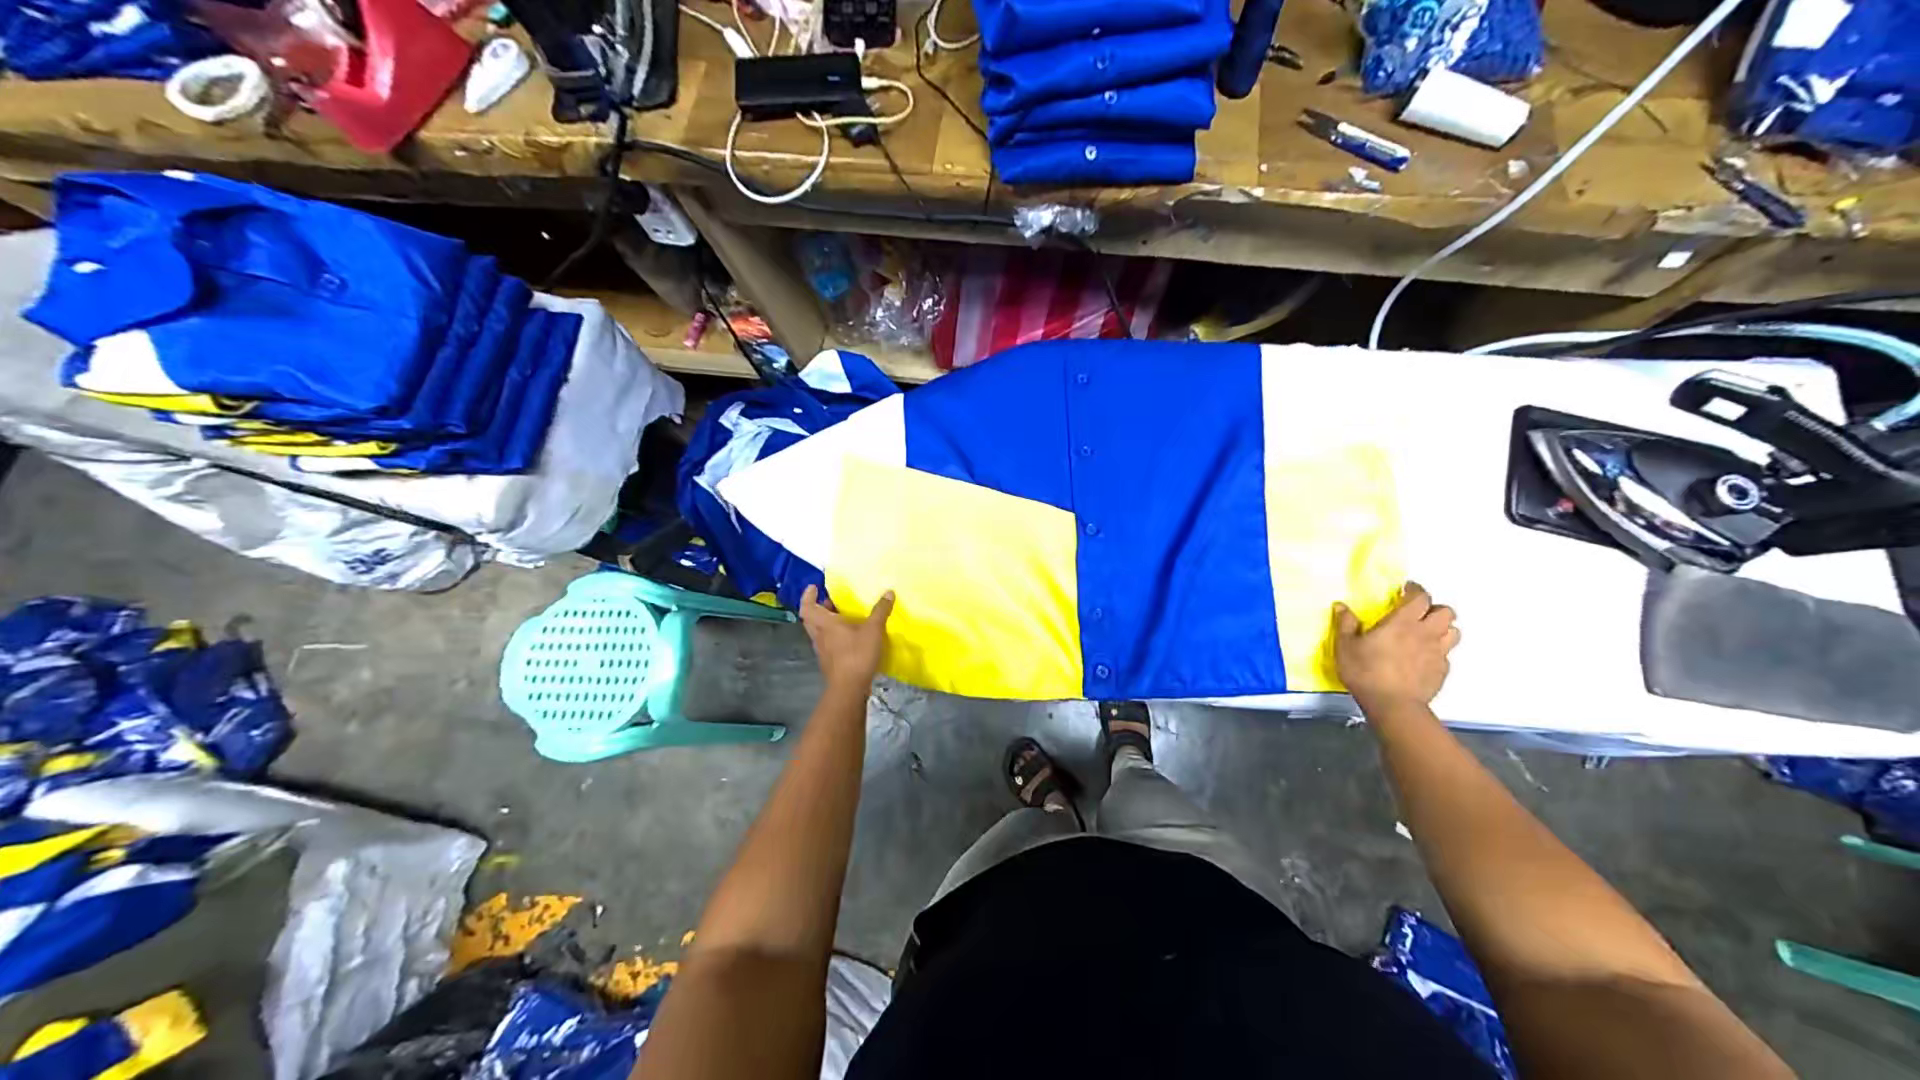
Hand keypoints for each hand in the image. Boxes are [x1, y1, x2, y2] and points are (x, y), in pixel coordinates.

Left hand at [799, 585, 894, 691]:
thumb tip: (889, 592)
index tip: (814, 587)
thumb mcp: (873, 630)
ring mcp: (822, 650)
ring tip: (842, 617)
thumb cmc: (857, 654)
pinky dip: (833, 636)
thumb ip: (880, 611)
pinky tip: (848, 638)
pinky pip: (827, 643)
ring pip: (818, 632)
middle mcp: (819, 636)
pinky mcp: (829, 662)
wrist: (849, 688)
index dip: (808, 596)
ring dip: (826, 623)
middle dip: (819, 608)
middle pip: (811, 618)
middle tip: (830, 601)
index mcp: (824, 624)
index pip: (807, 606)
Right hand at [1332, 581, 1460, 712]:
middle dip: (1434, 609)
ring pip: (1453, 632)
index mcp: (1403, 622)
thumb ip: (1345, 624)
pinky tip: (1423, 658)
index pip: (1421, 597)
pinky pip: (1446, 654)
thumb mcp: (1346, 646)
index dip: (1416, 590)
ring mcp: (1438, 653)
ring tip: (1426, 633)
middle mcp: (1426, 633)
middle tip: (1418, 614)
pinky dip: (1438, 651)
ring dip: (1442, 629)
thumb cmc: (1366, 672)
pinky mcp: (1442, 671)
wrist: (1393, 706)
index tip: (1406, 590)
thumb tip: (1341, 606)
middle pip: (1446, 612)